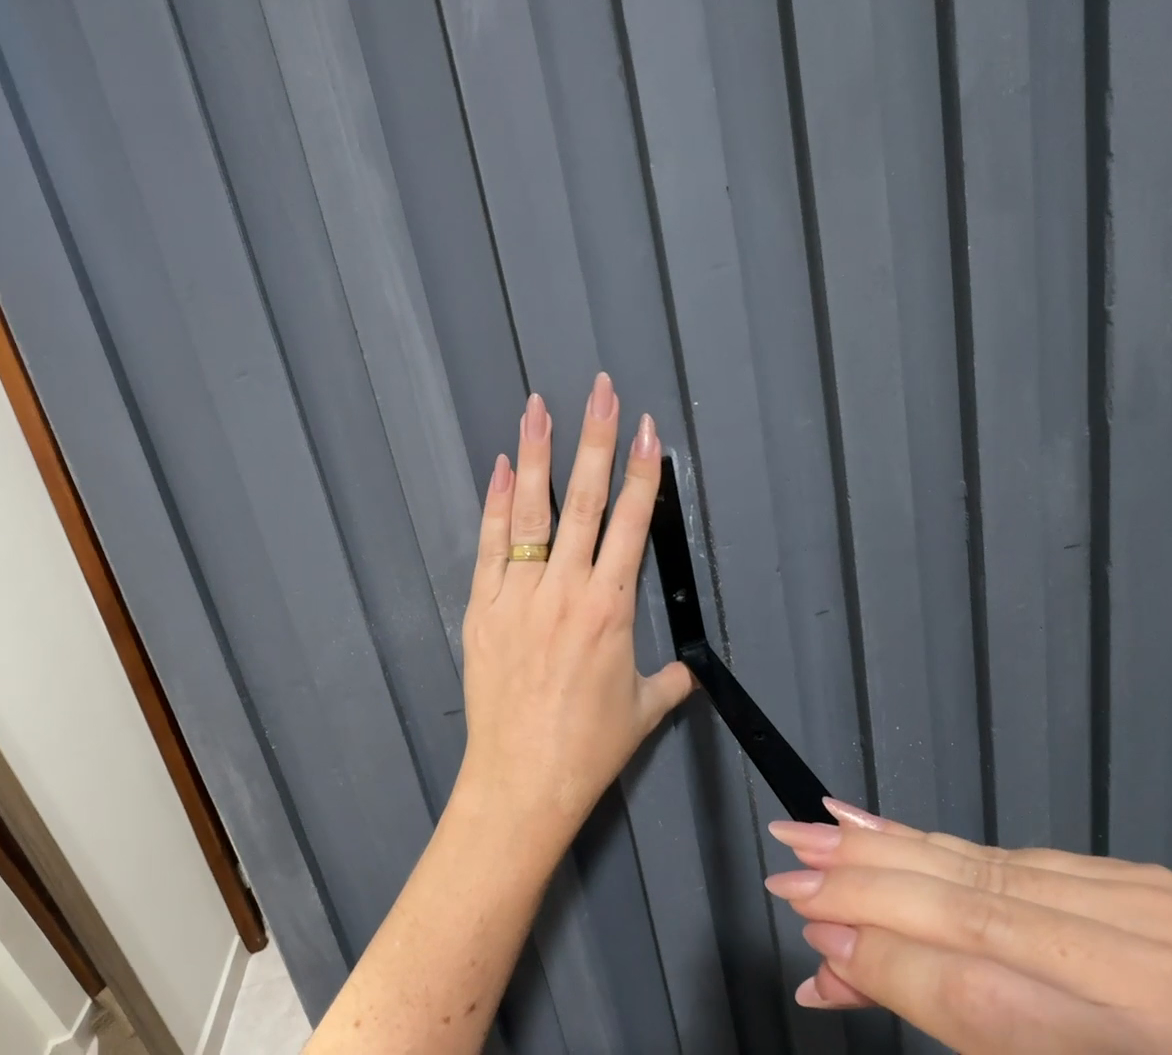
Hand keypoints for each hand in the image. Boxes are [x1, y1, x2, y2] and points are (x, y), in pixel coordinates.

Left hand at [458, 373, 693, 838]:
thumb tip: (689, 674)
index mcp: (612, 608)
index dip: (644, 473)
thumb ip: (669, 682)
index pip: (633, 523)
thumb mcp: (642, 712)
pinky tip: (499, 467)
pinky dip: (494, 504)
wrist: (523, 780)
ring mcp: (519, 596)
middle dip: (595, 440)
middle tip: (600, 390)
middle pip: (586, 501)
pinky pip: (490, 546)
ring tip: (538, 406)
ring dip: (536, 454)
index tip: (648, 430)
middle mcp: (566, 590)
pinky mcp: (482, 610)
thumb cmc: (588, 748)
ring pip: (531, 511)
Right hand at [766, 801, 1171, 1054]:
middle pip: (988, 916)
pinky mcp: (1153, 884)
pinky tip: (882, 827)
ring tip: (819, 835)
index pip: (989, 995)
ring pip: (994, 872)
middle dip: (871, 888)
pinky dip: (942, 846)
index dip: (887, 957)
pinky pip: (1021, 859)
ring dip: (890, 851)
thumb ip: (944, 1012)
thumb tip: (832, 954)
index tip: (811, 927)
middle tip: (790, 866)